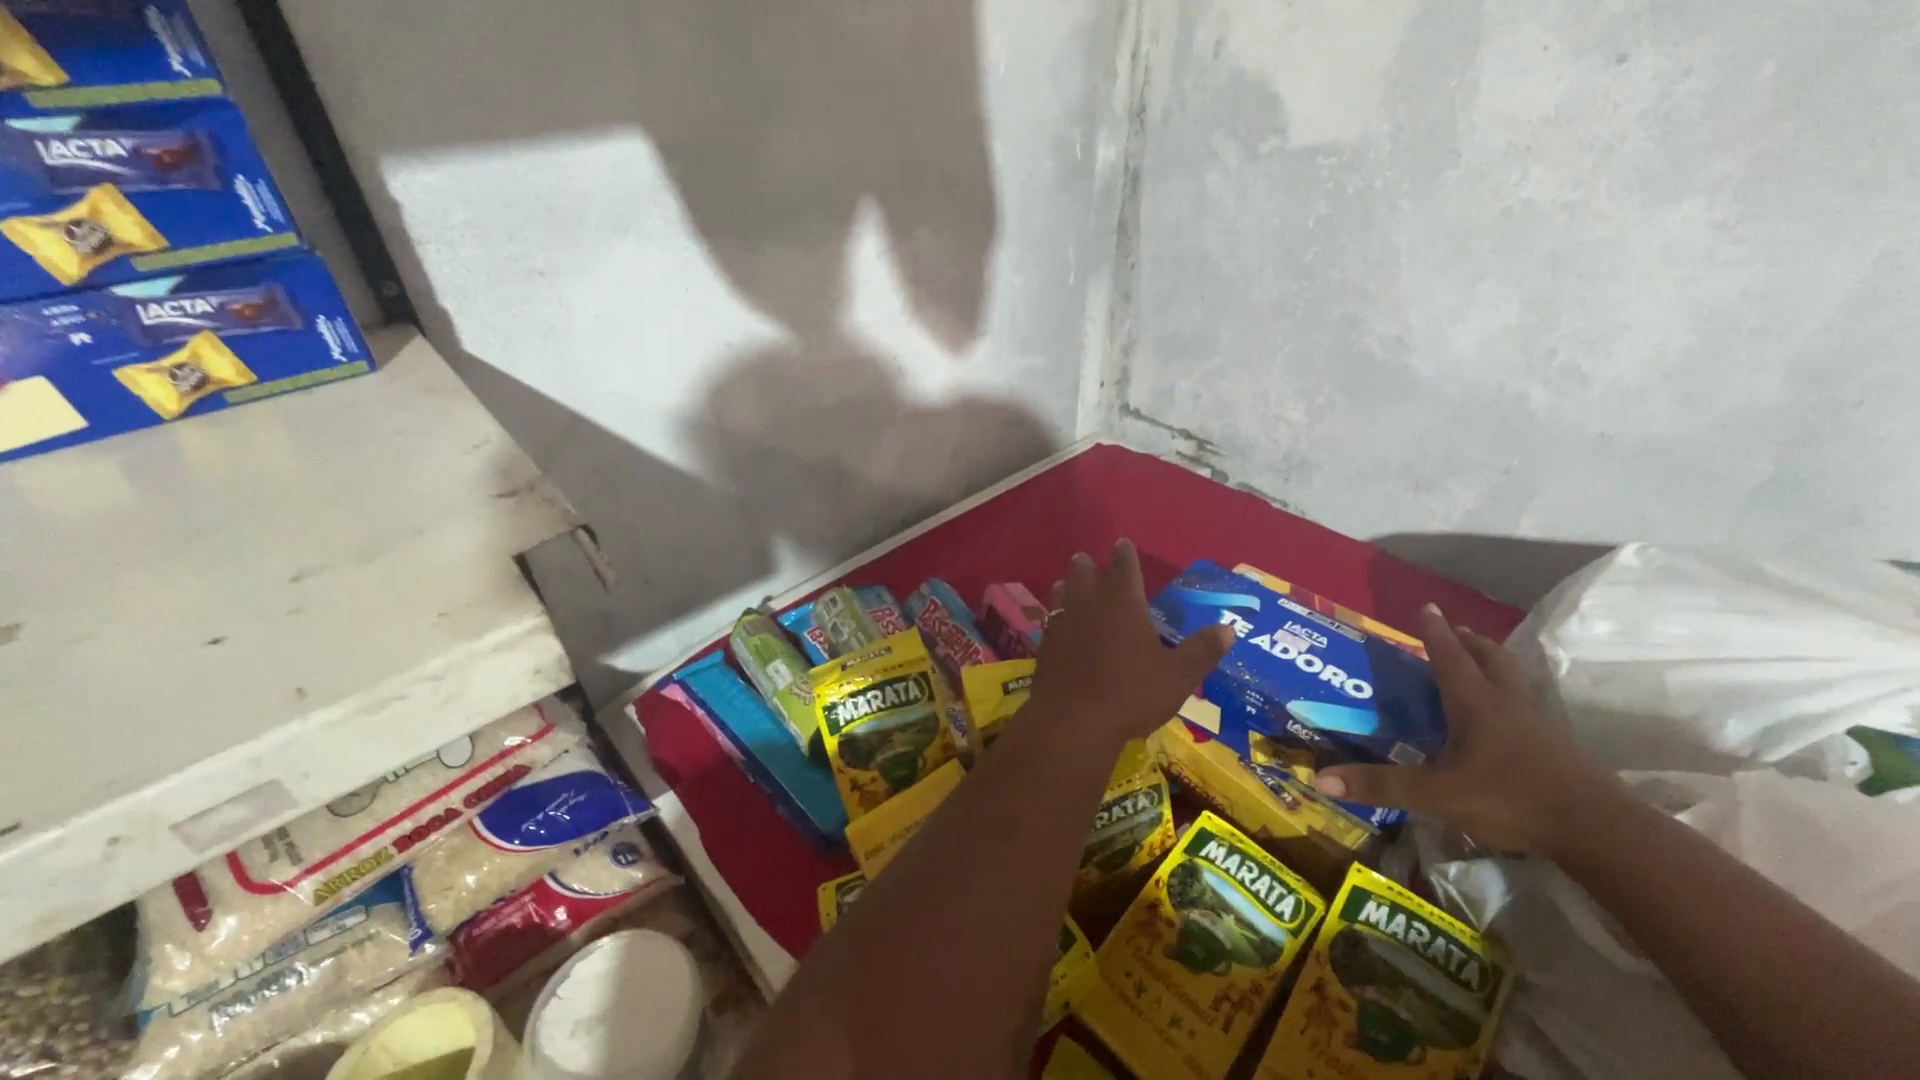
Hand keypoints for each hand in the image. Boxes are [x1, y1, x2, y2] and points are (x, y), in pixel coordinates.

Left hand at [1028, 539, 1232, 744]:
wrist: (1072, 723)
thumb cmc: (1131, 694)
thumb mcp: (1178, 676)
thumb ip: (1202, 650)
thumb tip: (1228, 629)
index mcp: (1122, 603)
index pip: (1124, 566)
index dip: (1124, 554)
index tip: (1122, 543)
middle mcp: (1088, 605)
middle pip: (1084, 574)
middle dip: (1088, 566)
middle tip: (1087, 560)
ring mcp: (1061, 625)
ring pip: (1061, 594)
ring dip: (1067, 586)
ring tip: (1069, 585)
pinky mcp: (1044, 648)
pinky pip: (1050, 622)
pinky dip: (1055, 617)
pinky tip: (1058, 626)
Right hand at [1314, 604, 1623, 853]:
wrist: (1594, 828)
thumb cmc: (1510, 798)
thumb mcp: (1436, 794)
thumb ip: (1382, 785)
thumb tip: (1320, 778)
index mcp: (1475, 703)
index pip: (1450, 656)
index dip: (1435, 632)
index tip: (1428, 606)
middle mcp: (1508, 703)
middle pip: (1490, 658)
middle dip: (1470, 641)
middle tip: (1455, 631)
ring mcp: (1538, 724)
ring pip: (1515, 678)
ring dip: (1496, 662)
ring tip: (1482, 661)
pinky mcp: (1558, 746)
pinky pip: (1530, 704)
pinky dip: (1513, 694)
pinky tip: (1509, 714)